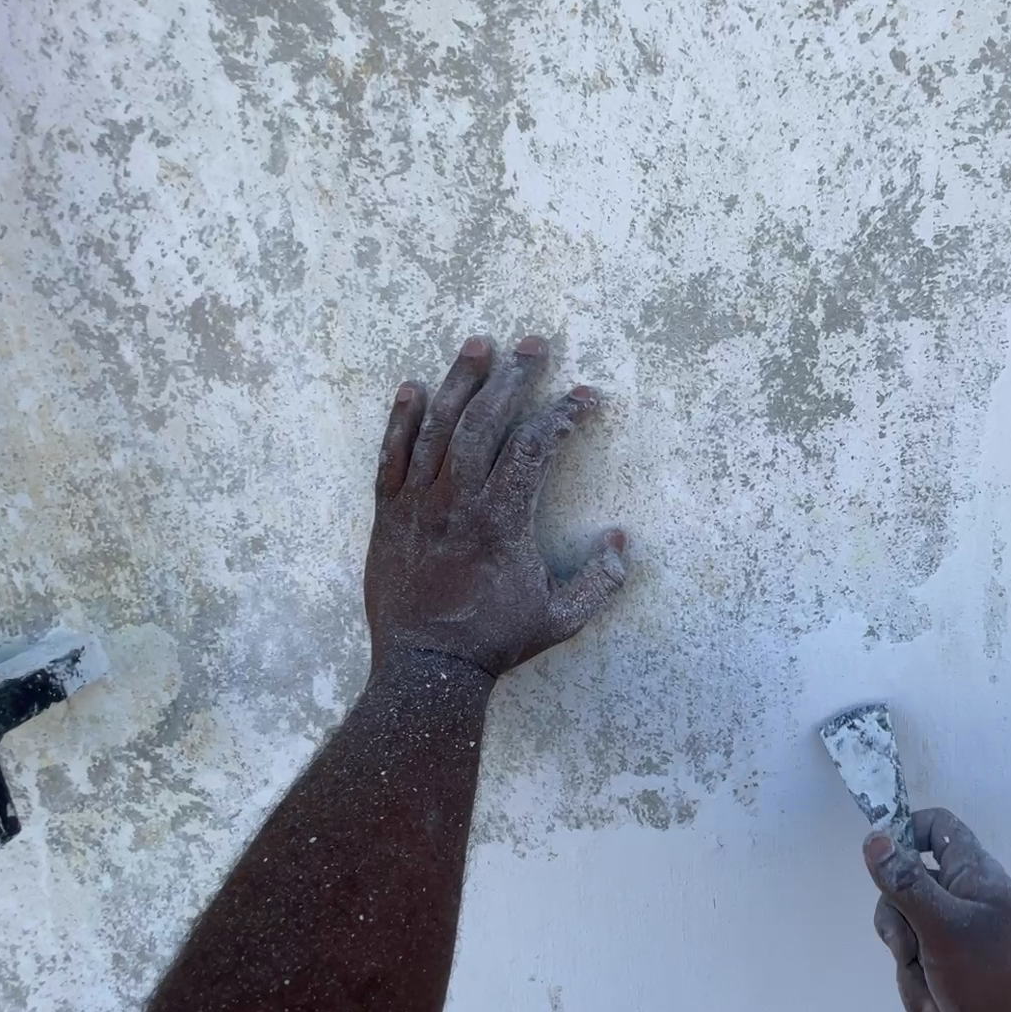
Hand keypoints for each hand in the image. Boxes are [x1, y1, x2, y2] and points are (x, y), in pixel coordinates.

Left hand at [366, 335, 627, 676]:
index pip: (534, 449)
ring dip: (460, 382)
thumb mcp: (562, 619)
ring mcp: (417, 505)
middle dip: (514, 377)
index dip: (562, 416)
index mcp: (503, 522)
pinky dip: (400, 420)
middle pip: (486, 422)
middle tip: (533, 342)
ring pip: (438, 429)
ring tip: (479, 344)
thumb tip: (622, 540)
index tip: (584, 397)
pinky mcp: (387, 515)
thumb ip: (600, 581)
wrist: (424, 670)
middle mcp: (458, 502)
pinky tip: (412, 388)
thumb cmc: (495, 642)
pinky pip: (390, 457)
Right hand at [864, 808, 1010, 1011]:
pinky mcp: (966, 990)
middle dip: (903, 943)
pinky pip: (928, 990)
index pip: (935, 827)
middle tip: (916, 960)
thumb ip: (907, 883)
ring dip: (920, 992)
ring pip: (913, 953)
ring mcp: (968, 950)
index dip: (905, 832)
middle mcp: (969, 906)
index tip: (881, 865)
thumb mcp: (947, 930)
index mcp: (971, 877)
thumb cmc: (1007, 989)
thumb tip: (875, 837)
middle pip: (907, 898)